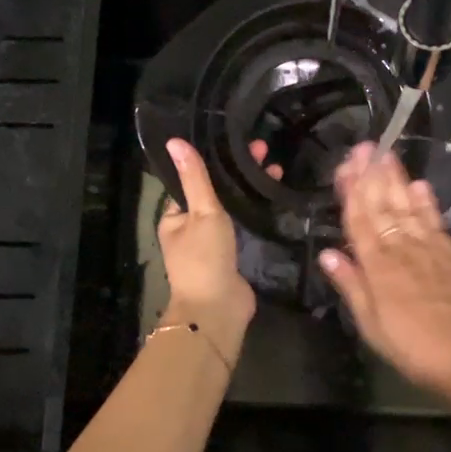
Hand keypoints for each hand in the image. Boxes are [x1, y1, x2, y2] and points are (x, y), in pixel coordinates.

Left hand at [158, 139, 256, 362]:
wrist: (218, 309)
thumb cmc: (204, 257)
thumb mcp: (201, 211)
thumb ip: (194, 177)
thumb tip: (174, 142)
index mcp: (174, 217)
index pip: (193, 181)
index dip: (215, 161)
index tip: (239, 143)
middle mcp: (191, 229)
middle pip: (215, 193)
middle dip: (238, 173)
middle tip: (266, 152)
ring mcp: (212, 243)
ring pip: (232, 208)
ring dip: (250, 190)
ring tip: (276, 169)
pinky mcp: (232, 256)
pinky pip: (243, 226)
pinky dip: (256, 211)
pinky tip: (274, 197)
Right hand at [320, 143, 450, 398]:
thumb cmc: (409, 346)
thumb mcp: (370, 324)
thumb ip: (351, 285)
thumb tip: (328, 252)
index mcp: (378, 267)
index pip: (360, 221)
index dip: (352, 191)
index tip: (345, 165)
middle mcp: (402, 250)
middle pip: (383, 206)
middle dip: (371, 175)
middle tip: (364, 146)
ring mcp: (429, 250)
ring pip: (407, 207)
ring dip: (396, 179)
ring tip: (386, 154)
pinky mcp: (450, 255)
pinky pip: (435, 222)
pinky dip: (426, 202)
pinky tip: (419, 184)